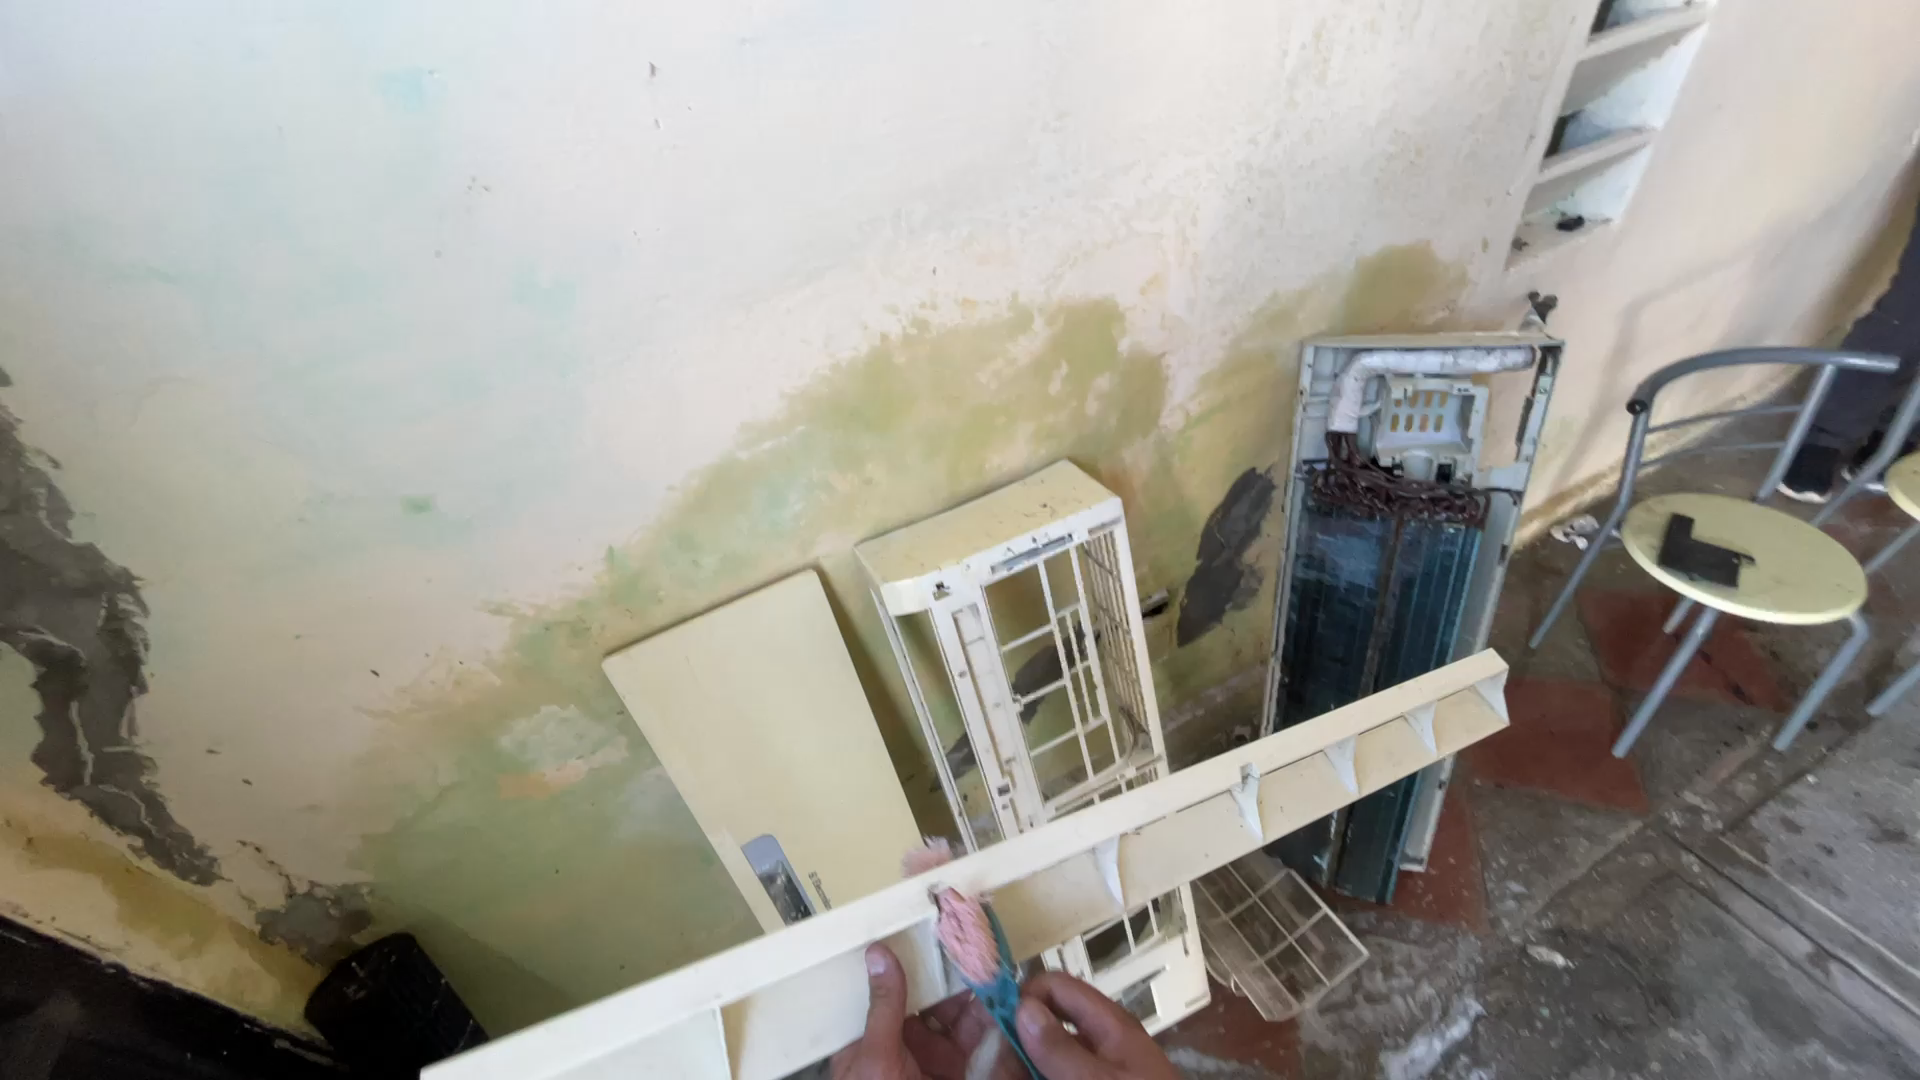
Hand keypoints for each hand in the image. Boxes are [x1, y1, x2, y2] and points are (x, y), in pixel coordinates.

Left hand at [832, 944, 1016, 1079]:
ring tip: (1006, 967)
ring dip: (991, 997)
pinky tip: (1016, 1006)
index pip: (908, 990)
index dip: (929, 960)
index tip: (950, 928)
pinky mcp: (976, 1078)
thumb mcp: (875, 1060)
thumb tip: (879, 952)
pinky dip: (1006, 1030)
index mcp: (883, 1042)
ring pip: (974, 1022)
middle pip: (947, 1002)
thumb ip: (884, 1006)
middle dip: (968, 974)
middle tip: (987, 941)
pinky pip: (993, 1052)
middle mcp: (916, 1051)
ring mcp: (947, 1068)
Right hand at [1015, 972, 1180, 1079]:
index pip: (1057, 986)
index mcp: (1108, 1024)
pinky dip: (1039, 1076)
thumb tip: (1021, 1007)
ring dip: (1024, 1065)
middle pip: (1048, 1022)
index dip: (1026, 997)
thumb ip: (1062, 1050)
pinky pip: (1059, 1073)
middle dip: (1018, 1038)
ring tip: (1001, 1074)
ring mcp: (1097, 1069)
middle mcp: (1100, 1041)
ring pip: (1049, 1055)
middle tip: (992, 1063)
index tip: (999, 1027)